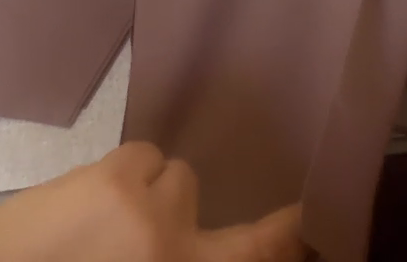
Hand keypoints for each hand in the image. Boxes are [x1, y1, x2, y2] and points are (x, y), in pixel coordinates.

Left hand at [0, 142, 303, 261]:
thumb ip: (174, 256)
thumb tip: (195, 238)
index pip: (254, 258)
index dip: (289, 241)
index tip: (310, 222)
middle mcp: (179, 250)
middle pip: (231, 227)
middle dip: (198, 225)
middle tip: (163, 227)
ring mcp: (153, 216)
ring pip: (179, 178)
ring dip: (154, 192)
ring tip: (110, 216)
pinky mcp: (121, 178)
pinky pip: (147, 156)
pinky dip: (129, 170)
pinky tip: (96, 194)